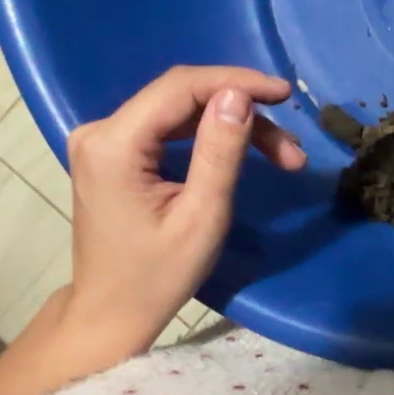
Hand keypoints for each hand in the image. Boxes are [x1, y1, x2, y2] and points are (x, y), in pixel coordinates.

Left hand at [0, 66, 303, 394]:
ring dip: (232, 128)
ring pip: (179, 114)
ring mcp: (103, 141)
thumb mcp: (201, 216)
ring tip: (283, 157)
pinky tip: (243, 150)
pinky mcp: (113, 154)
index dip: (236, 83)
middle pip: (181, 99)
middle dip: (243, 114)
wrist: (112, 312)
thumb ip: (220, 153)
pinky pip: (169, 130)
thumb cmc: (158, 275)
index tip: (285, 94)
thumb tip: (240, 97)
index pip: (180, 88)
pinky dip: (209, 138)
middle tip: (293, 150)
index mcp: (113, 143)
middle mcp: (100, 130)